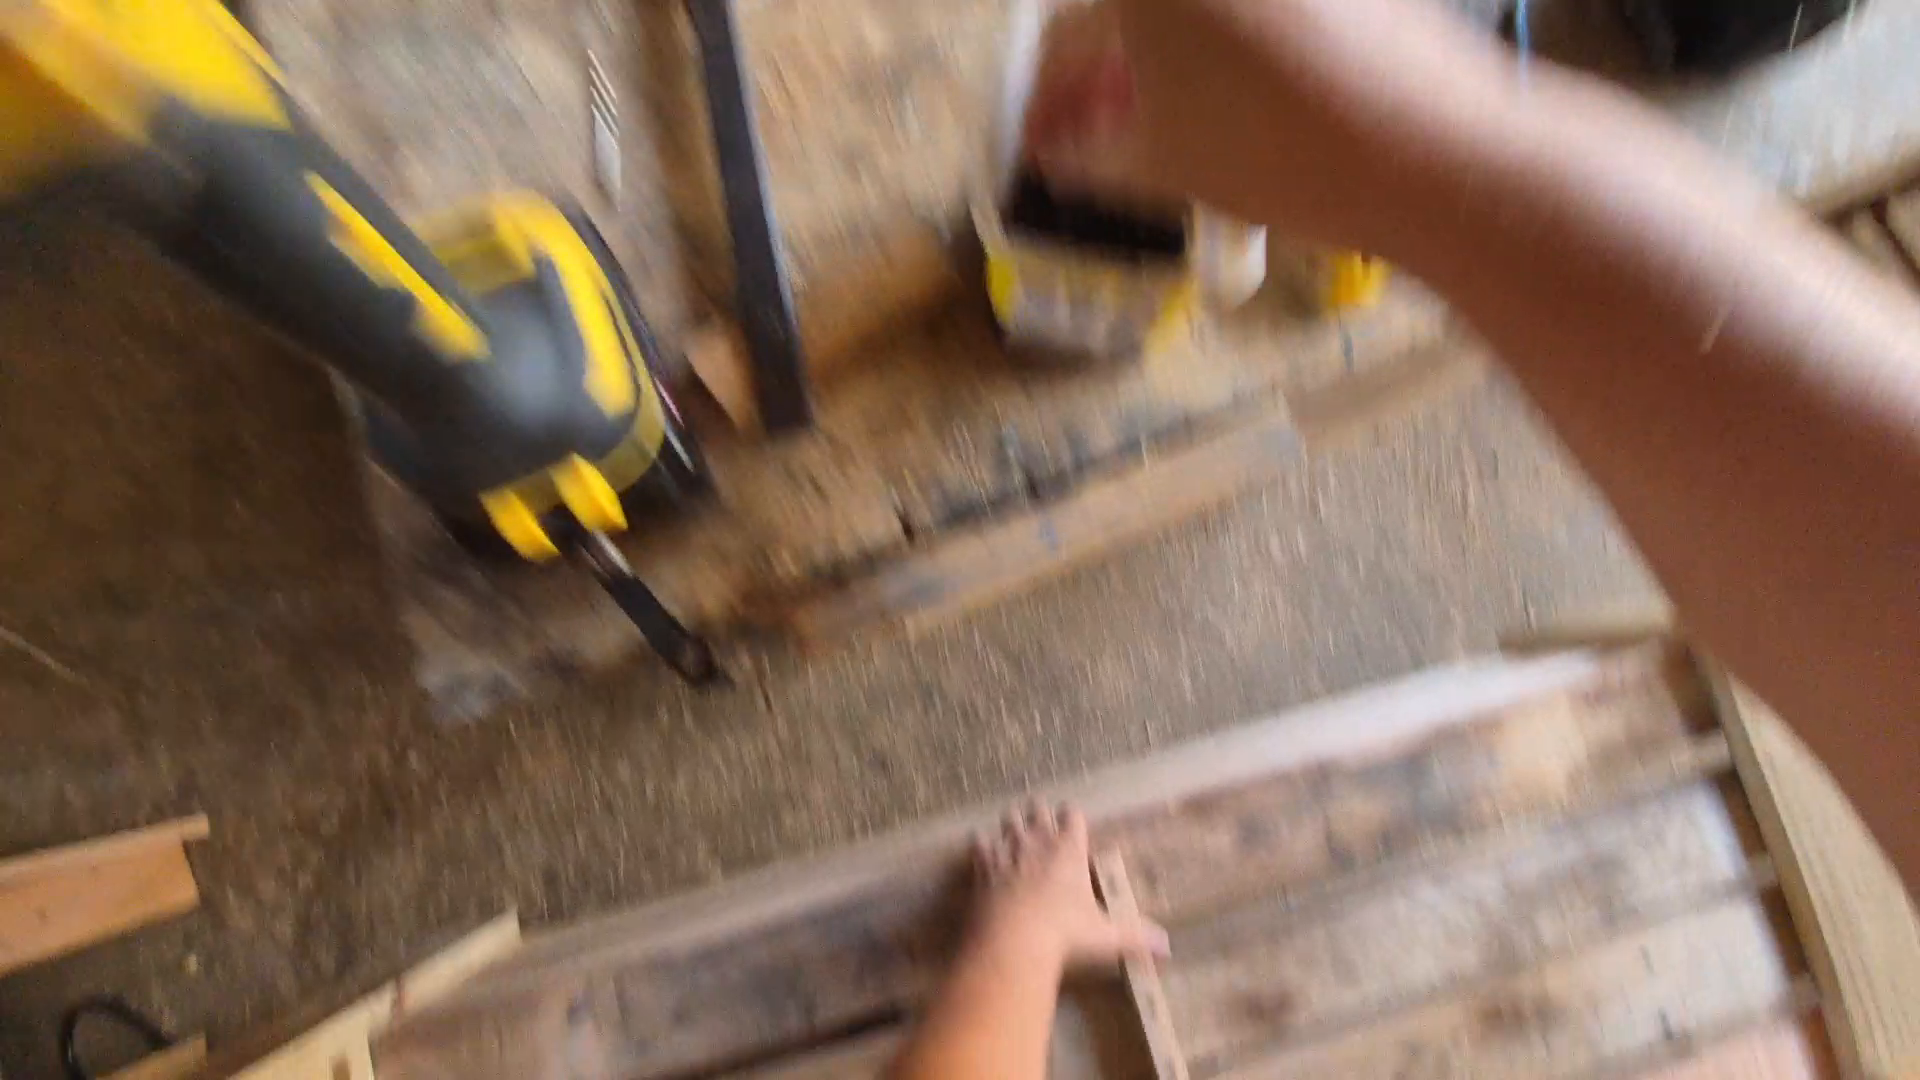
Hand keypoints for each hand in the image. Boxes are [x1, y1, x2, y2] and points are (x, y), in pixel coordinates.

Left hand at [968, 800, 1168, 970]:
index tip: (1072, 823)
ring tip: (1012, 833)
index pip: (1073, 814)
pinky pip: (979, 840)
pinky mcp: (983, 861)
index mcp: (1069, 849)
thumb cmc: (1065, 934)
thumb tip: (1167, 945)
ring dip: (1010, 823)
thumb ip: (1135, 936)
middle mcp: (1039, 839)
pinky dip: (981, 844)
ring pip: (1008, 817)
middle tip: (1039, 823)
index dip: (1071, 816)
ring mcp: (1008, 847)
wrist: (1014, 939)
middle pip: (1037, 806)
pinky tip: (982, 852)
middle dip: (1037, 812)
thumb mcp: (1105, 936)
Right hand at [1020, 0, 1521, 253]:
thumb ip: (1083, 156)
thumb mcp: (1155, 164)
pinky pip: (1229, 18)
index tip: (1038, 145)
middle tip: (1081, 140)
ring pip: (1174, 17)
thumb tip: (1048, 155)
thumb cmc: (1266, 154)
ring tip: (1135, 131)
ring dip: (1139, 67)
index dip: (1047, 100)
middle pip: (1120, 16)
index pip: (1067, 39)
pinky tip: (1196, 100)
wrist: (1416, 149)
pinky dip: (1197, 50)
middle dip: (1091, 80)